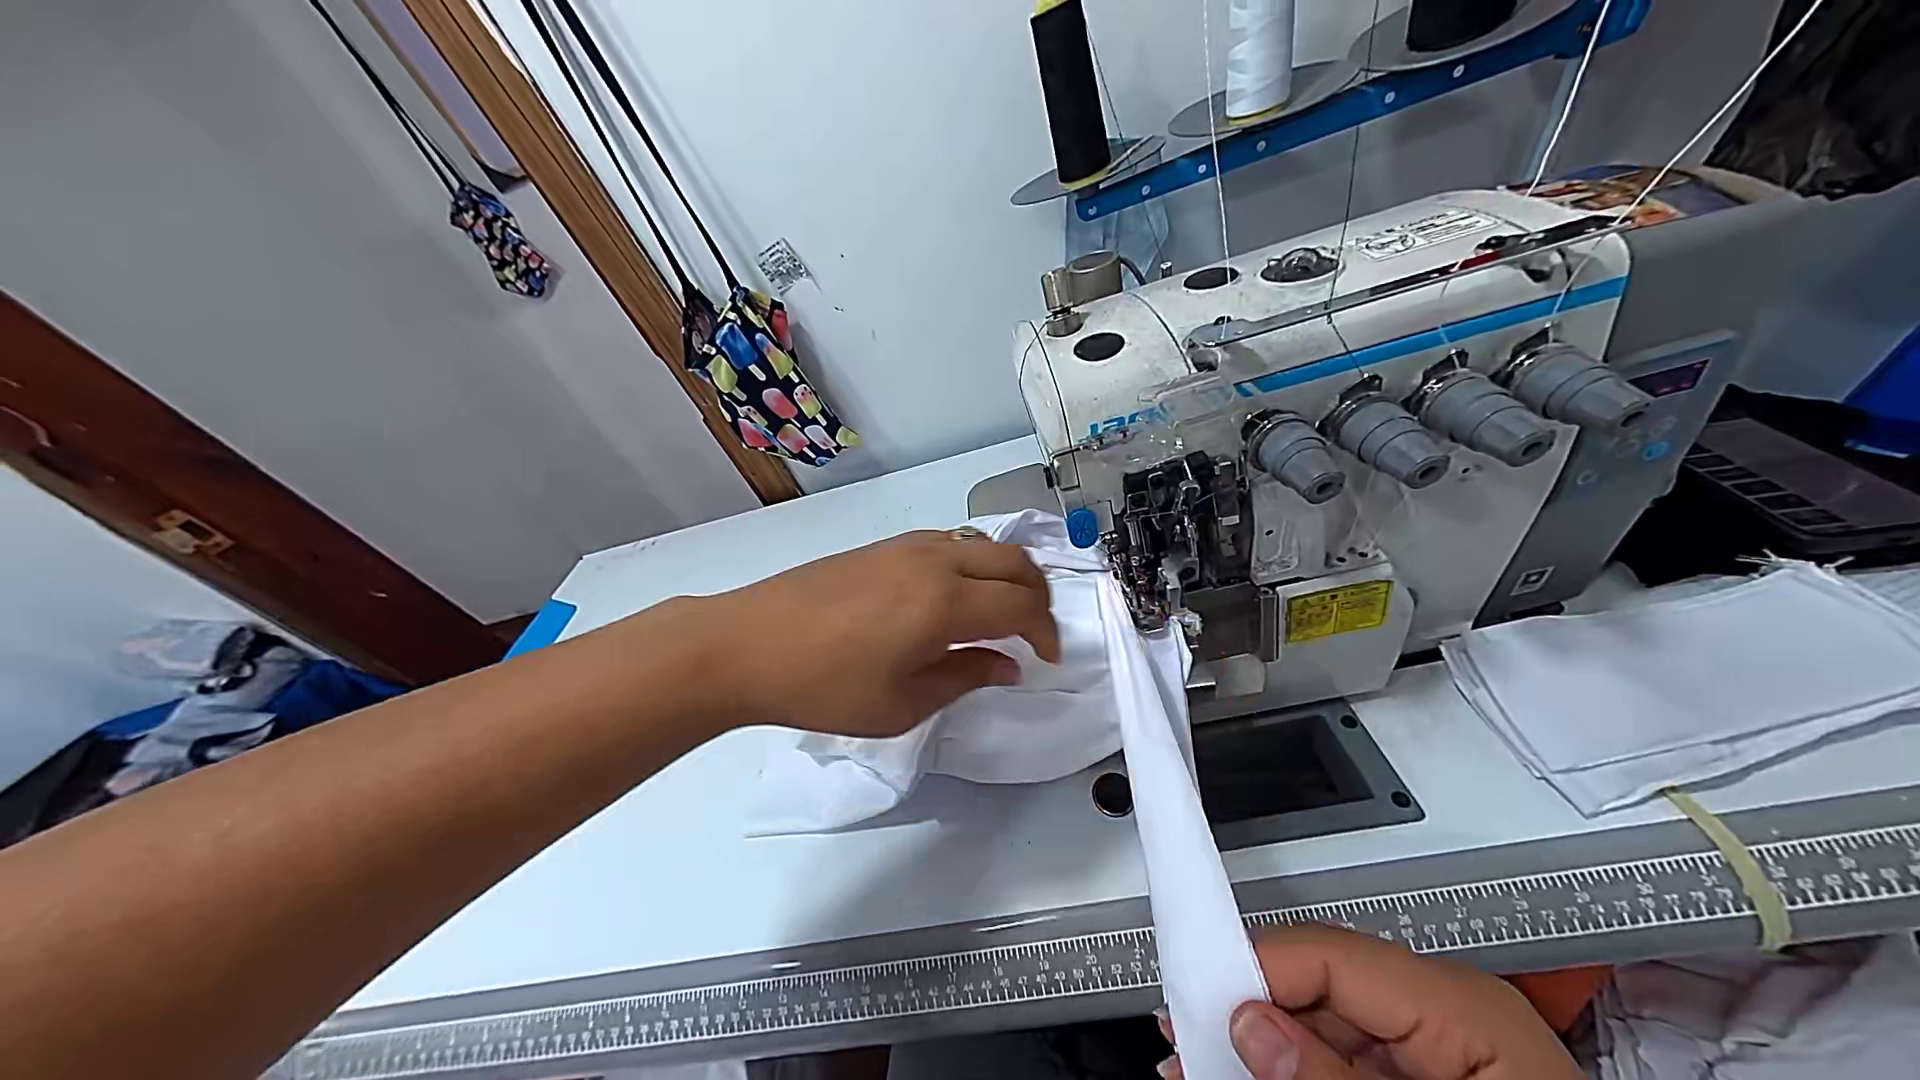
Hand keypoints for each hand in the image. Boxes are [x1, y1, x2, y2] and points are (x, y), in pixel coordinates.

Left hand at [677, 530, 1059, 737]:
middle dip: (1038, 597)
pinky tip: (953, 599)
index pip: (1023, 605)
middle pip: (1015, 561)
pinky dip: (974, 565)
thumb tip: (1007, 665)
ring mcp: (907, 546)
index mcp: (946, 601)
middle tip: (1034, 633)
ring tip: (999, 615)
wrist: (746, 644)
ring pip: (983, 545)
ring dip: (1006, 575)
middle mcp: (936, 560)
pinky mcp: (883, 545)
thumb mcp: (903, 703)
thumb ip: (966, 677)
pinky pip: (951, 544)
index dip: (1046, 633)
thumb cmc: (824, 686)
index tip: (1046, 659)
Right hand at [1163, 925, 1582, 1079]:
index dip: (1255, 968)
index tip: (1198, 1001)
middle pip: (1316, 982)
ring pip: (1321, 1018)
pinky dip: (1295, 1065)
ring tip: (1206, 1065)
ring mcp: (1436, 1043)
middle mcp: (1446, 1010)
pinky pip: (1343, 1050)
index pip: (1328, 952)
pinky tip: (1254, 1074)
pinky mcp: (1424, 1071)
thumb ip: (1337, 1079)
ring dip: (1262, 1044)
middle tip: (1189, 1045)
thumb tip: (1253, 1026)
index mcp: (1463, 1007)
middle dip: (1250, 1012)